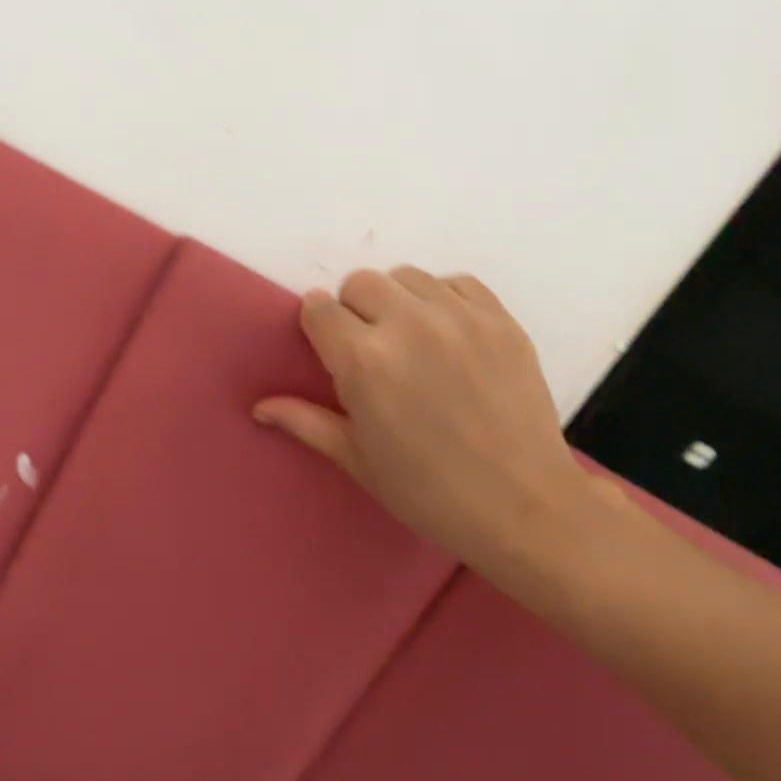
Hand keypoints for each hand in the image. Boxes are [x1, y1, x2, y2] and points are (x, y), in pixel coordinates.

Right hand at [254, 267, 614, 571]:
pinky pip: (457, 283)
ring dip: (397, 301)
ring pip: (408, 277)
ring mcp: (460, 318)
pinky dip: (442, 300)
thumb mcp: (356, 458)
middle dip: (353, 309)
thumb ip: (306, 421)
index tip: (326, 348)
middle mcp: (408, 325)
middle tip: (368, 350)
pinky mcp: (501, 319)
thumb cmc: (425, 490)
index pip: (319, 309)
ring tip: (408, 342)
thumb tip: (260, 408)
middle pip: (361, 282)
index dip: (317, 327)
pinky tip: (446, 337)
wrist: (520, 503)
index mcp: (364, 361)